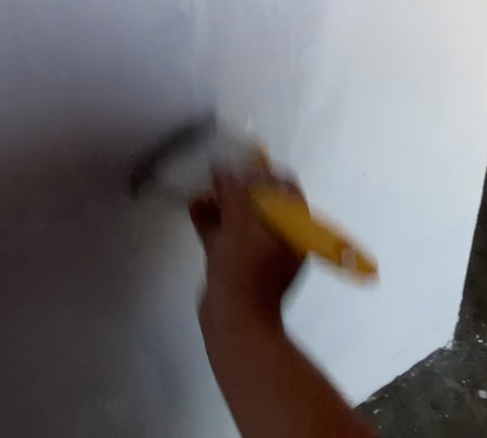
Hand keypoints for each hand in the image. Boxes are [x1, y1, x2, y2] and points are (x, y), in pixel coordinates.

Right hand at [191, 164, 307, 331]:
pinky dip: (213, 221)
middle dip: (238, 185)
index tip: (239, 161)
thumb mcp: (239, 224)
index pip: (285, 186)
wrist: (235, 325)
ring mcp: (259, 252)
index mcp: (292, 228)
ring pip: (241, 217)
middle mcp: (280, 237)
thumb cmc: (245, 271)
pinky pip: (228, 235)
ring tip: (202, 185)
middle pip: (261, 200)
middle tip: (216, 172)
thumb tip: (224, 166)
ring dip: (222, 201)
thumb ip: (233, 191)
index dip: (263, 171)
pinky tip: (194, 207)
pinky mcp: (239, 264)